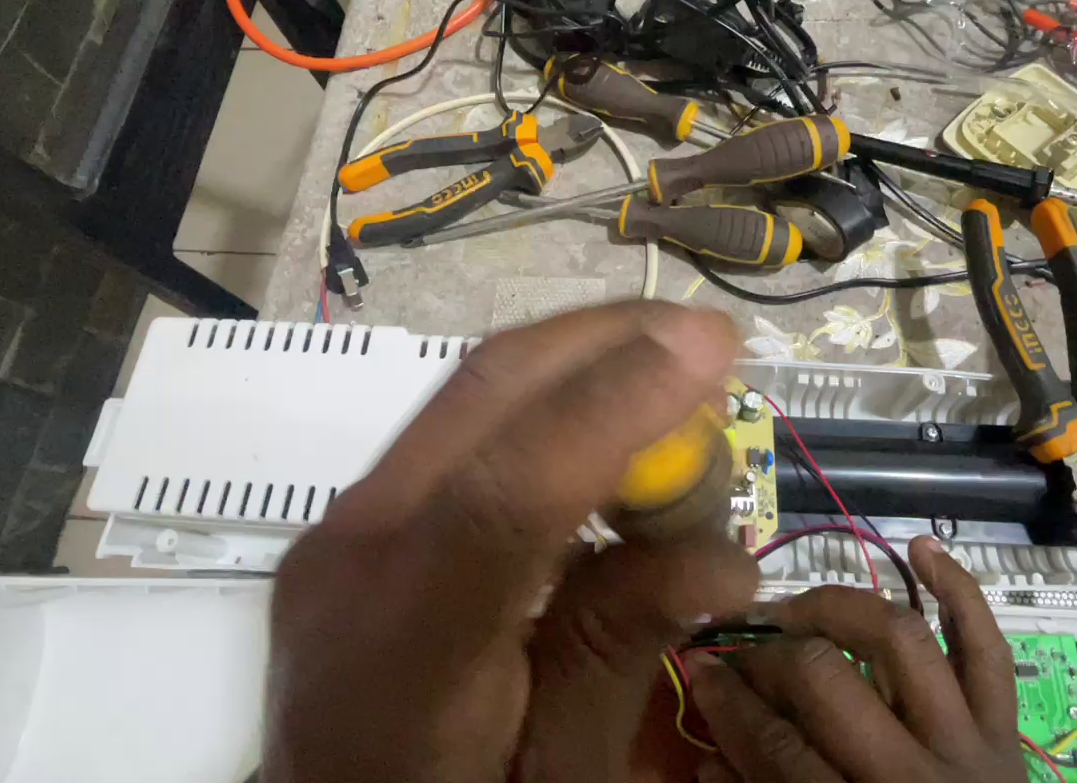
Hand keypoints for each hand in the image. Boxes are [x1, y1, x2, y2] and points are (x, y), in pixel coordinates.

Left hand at [262, 302, 759, 782]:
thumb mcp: (554, 776)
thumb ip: (619, 652)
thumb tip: (725, 556)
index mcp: (398, 651)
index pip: (504, 497)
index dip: (613, 409)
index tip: (711, 347)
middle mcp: (356, 549)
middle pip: (486, 392)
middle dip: (610, 340)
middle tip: (712, 338)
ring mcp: (351, 513)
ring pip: (478, 387)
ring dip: (585, 359)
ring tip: (676, 376)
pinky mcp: (368, 502)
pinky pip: (470, 416)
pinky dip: (552, 397)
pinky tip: (612, 419)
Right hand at [685, 538, 1026, 782]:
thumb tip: (706, 758)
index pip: (780, 748)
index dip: (730, 704)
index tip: (699, 669)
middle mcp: (920, 778)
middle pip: (830, 682)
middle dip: (773, 659)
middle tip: (745, 653)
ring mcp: (973, 748)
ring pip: (903, 642)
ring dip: (841, 609)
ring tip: (801, 608)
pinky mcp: (1007, 731)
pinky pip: (988, 649)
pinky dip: (959, 590)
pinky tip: (921, 545)